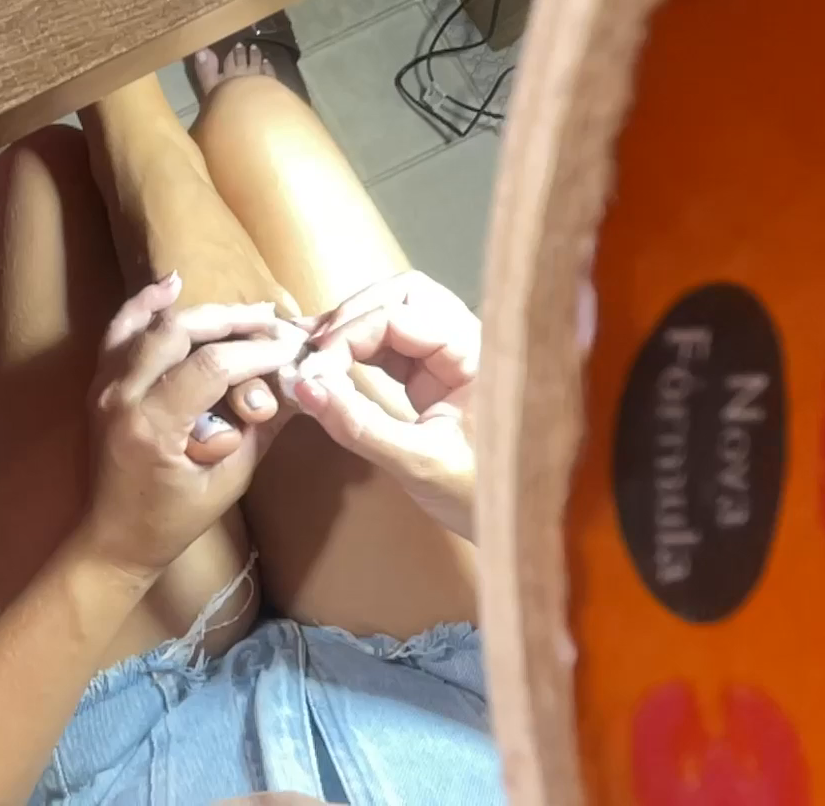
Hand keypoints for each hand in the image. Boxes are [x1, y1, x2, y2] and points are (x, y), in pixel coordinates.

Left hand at [80, 273, 308, 577]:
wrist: (112, 538)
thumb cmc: (172, 520)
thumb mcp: (227, 481)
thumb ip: (259, 428)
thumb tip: (294, 383)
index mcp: (151, 425)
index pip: (210, 366)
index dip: (255, 352)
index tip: (289, 348)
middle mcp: (121, 394)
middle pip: (180, 332)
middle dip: (233, 322)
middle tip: (273, 324)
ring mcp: (103, 383)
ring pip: (153, 325)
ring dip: (202, 313)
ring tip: (246, 313)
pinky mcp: (99, 381)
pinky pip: (120, 330)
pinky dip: (145, 303)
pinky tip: (174, 283)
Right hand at [286, 271, 479, 540]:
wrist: (520, 529)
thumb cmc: (485, 498)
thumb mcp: (418, 464)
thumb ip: (359, 425)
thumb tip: (304, 388)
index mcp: (477, 354)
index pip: (398, 317)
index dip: (348, 336)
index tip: (313, 370)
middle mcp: (468, 342)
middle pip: (402, 295)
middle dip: (352, 315)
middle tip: (315, 350)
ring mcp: (450, 354)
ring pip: (394, 310)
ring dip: (352, 325)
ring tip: (316, 350)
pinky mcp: (433, 372)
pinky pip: (389, 341)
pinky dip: (356, 345)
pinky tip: (329, 360)